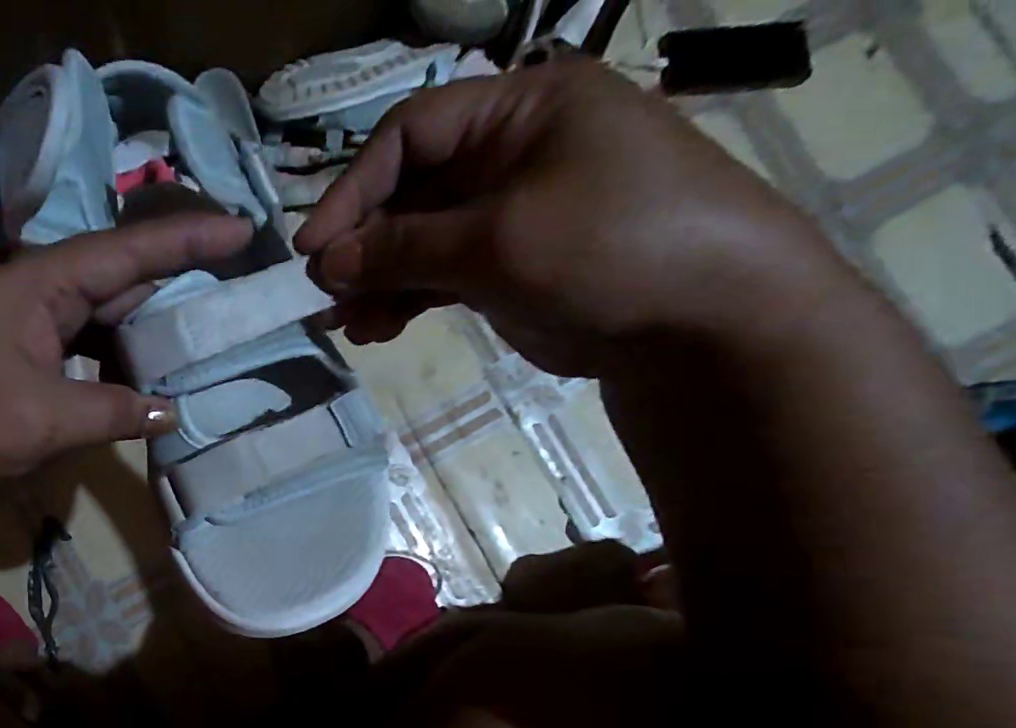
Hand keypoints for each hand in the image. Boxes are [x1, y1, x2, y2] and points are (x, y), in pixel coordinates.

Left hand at [0, 214, 254, 521]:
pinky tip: (135, 377)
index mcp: (41, 281)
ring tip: (195, 343)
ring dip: (140, 332)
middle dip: (173, 287)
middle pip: (116, 279)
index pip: (130, 250)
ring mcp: (18, 321)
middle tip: (230, 297)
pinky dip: (106, 360)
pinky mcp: (9, 352)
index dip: (190, 240)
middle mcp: (32, 289)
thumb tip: (170, 412)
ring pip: (95, 316)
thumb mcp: (46, 419)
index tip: (243, 230)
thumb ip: (115, 412)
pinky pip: (72, 345)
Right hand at [295, 60, 861, 377]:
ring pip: (413, 242)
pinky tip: (377, 330)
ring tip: (349, 324)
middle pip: (405, 192)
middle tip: (324, 293)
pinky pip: (433, 275)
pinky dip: (401, 301)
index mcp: (520, 110)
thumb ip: (400, 248)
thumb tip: (324, 262)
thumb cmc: (608, 247)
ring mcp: (505, 212)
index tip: (312, 247)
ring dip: (374, 282)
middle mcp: (508, 153)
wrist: (702, 324)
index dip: (352, 188)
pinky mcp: (503, 264)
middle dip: (361, 246)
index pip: (409, 135)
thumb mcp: (496, 240)